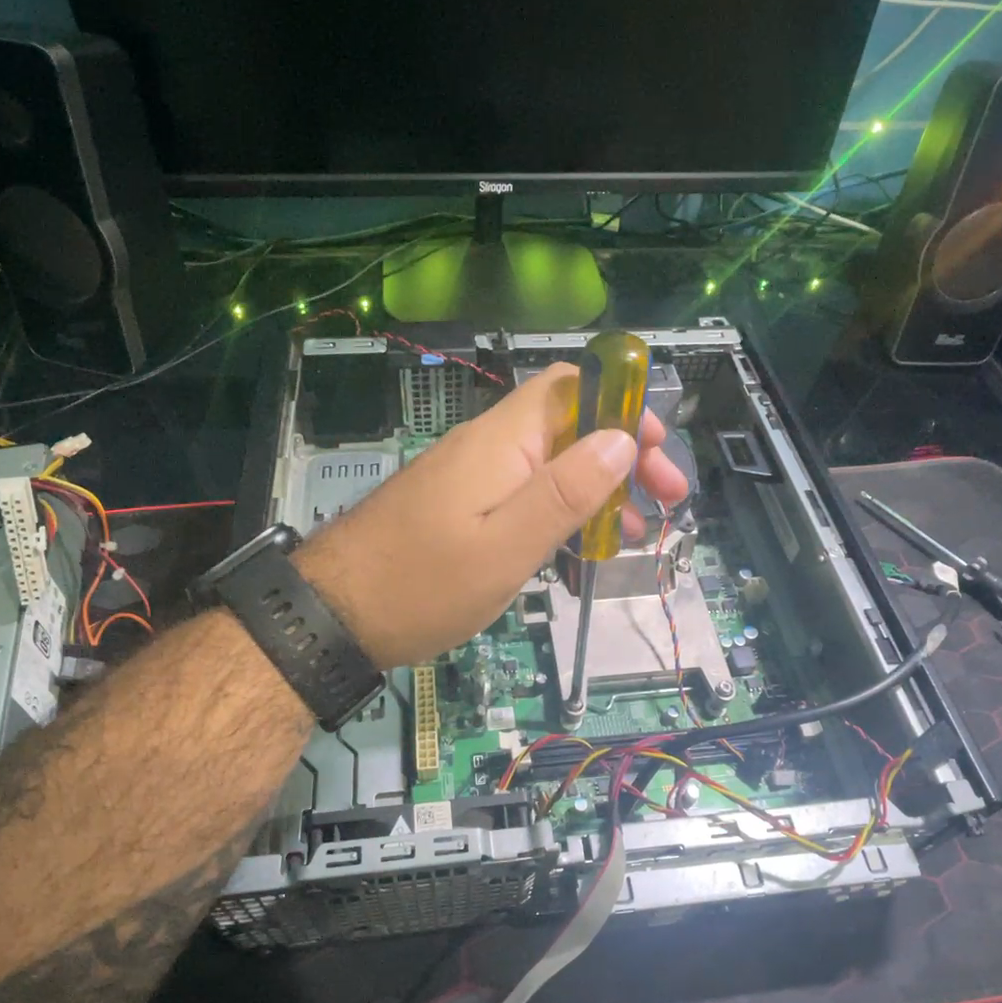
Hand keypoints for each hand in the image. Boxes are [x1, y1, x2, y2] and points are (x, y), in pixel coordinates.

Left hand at [293, 362, 688, 668]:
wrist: (334, 616)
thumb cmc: (424, 585)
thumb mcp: (506, 547)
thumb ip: (565, 491)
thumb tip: (621, 437)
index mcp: (501, 441)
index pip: (571, 386)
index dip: (623, 405)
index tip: (659, 450)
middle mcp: (488, 447)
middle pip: (569, 427)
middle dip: (625, 456)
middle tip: (667, 502)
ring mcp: (471, 478)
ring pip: (550, 464)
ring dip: (599, 490)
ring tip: (634, 536)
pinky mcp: (461, 508)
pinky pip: (524, 494)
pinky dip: (561, 512)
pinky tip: (579, 549)